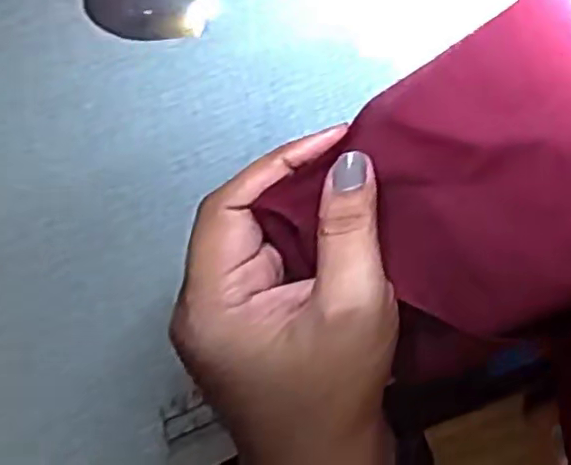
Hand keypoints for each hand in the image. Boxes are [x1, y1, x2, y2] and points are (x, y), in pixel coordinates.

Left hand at [171, 127, 396, 464]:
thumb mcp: (353, 298)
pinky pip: (281, 248)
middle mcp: (210, 299)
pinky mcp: (260, 309)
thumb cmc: (335, 381)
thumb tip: (351, 162)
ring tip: (359, 170)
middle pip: (240, 213)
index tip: (340, 137)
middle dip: (298, 173)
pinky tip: (350, 210)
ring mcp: (233, 306)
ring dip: (309, 196)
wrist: (326, 449)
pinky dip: (315, 220)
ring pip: (263, 229)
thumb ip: (350, 228)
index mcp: (213, 299)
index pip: (227, 206)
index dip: (280, 161)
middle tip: (356, 148)